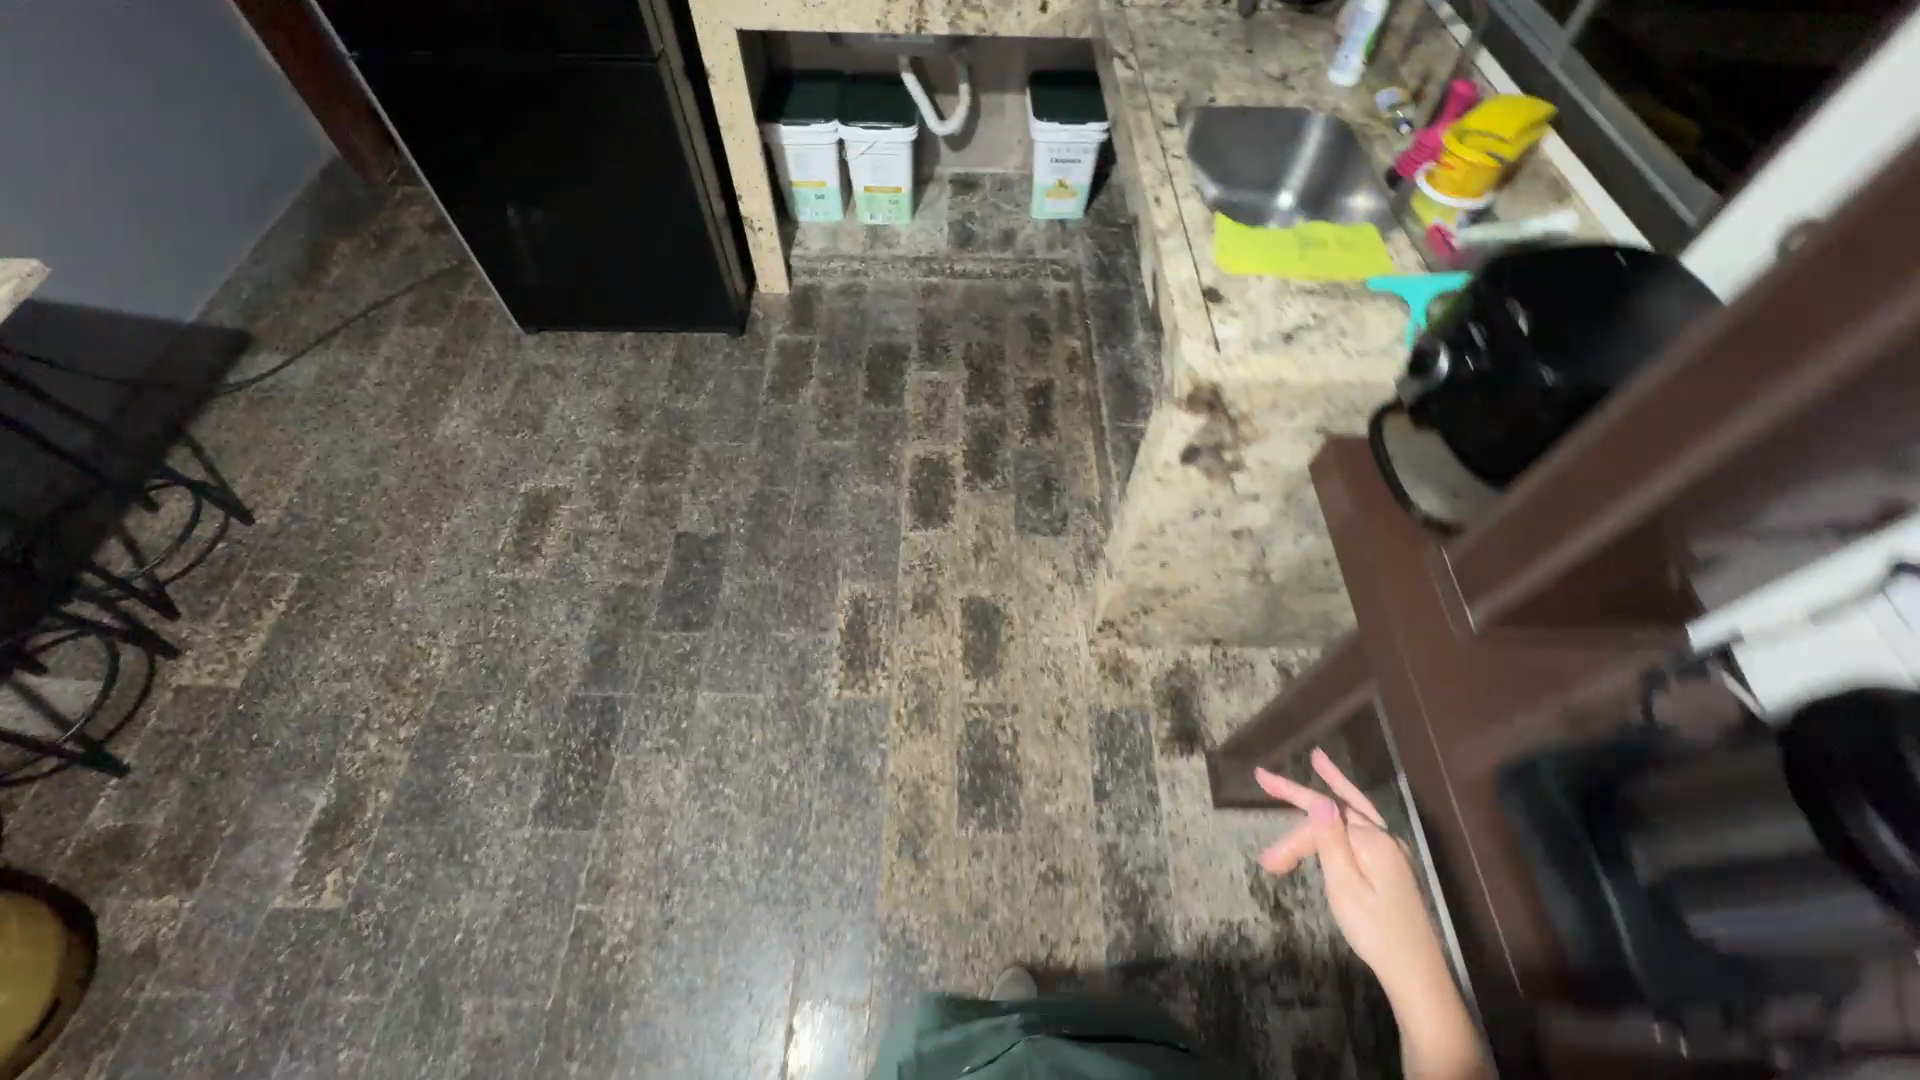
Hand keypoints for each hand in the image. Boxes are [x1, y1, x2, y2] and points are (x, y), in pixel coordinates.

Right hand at [1256, 750, 1491, 1079]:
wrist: (1414, 971)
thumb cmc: (1374, 931)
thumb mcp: (1344, 887)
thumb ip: (1331, 841)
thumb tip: (1321, 800)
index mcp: (1372, 841)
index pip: (1318, 826)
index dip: (1290, 841)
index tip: (1269, 864)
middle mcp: (1384, 837)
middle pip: (1336, 805)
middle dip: (1299, 792)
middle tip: (1264, 775)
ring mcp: (1391, 849)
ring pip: (1355, 808)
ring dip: (1334, 784)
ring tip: (1318, 761)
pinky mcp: (1392, 863)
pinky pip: (1364, 822)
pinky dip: (1348, 805)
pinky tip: (1343, 803)